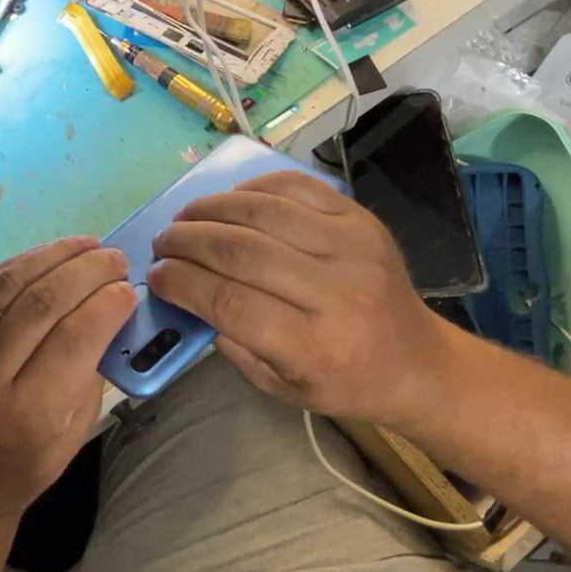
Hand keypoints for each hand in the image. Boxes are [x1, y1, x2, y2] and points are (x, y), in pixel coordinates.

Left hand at [0, 237, 134, 519]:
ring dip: (53, 256)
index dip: (107, 304)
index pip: (74, 339)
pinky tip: (48, 257)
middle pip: (42, 303)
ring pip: (9, 284)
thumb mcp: (79, 424)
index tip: (129, 287)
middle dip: (86, 272)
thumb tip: (115, 300)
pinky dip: (20, 264)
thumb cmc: (32, 459)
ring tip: (86, 246)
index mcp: (27, 415)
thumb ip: (93, 364)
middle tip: (115, 259)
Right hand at [146, 171, 453, 426]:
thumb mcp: (277, 384)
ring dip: (212, 208)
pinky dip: (253, 187)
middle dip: (187, 241)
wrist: (416, 362)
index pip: (228, 301)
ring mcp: (353, 248)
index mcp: (313, 346)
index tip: (154, 274)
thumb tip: (182, 288)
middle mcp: (337, 292)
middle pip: (241, 250)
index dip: (181, 282)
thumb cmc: (341, 381)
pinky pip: (297, 187)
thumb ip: (228, 339)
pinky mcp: (362, 219)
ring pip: (264, 211)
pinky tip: (230, 200)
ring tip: (186, 217)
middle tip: (162, 243)